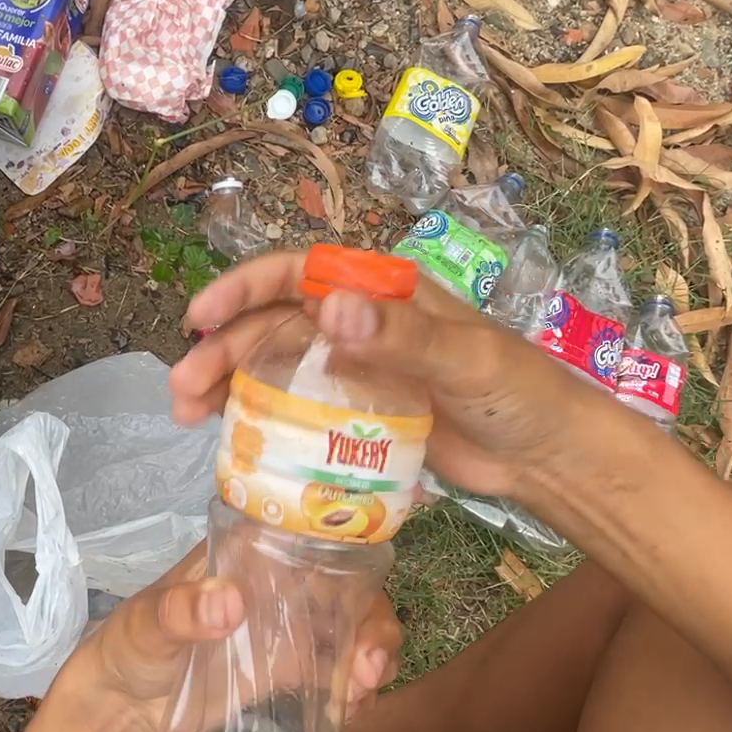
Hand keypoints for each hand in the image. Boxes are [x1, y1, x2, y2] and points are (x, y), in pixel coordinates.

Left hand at [54, 541, 403, 731]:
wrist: (125, 705)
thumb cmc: (132, 644)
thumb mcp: (148, 622)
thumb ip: (180, 610)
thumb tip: (229, 601)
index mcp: (244, 553)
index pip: (307, 539)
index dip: (346, 559)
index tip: (360, 597)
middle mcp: (273, 584)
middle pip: (343, 585)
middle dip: (371, 619)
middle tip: (370, 667)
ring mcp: (283, 627)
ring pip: (349, 626)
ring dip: (371, 653)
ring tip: (362, 692)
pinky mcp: (287, 669)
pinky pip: (335, 670)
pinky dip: (355, 685)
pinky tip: (353, 711)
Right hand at [169, 249, 615, 497]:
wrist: (548, 457)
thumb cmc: (518, 393)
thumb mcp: (465, 360)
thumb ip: (401, 335)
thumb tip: (329, 308)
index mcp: (378, 291)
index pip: (295, 274)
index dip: (241, 289)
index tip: (199, 316)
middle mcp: (354, 323)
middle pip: (270, 325)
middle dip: (219, 349)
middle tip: (183, 389)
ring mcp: (349, 369)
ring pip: (271, 366)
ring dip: (226, 384)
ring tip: (190, 416)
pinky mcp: (351, 413)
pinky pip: (291, 407)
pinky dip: (257, 417)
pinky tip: (231, 437)